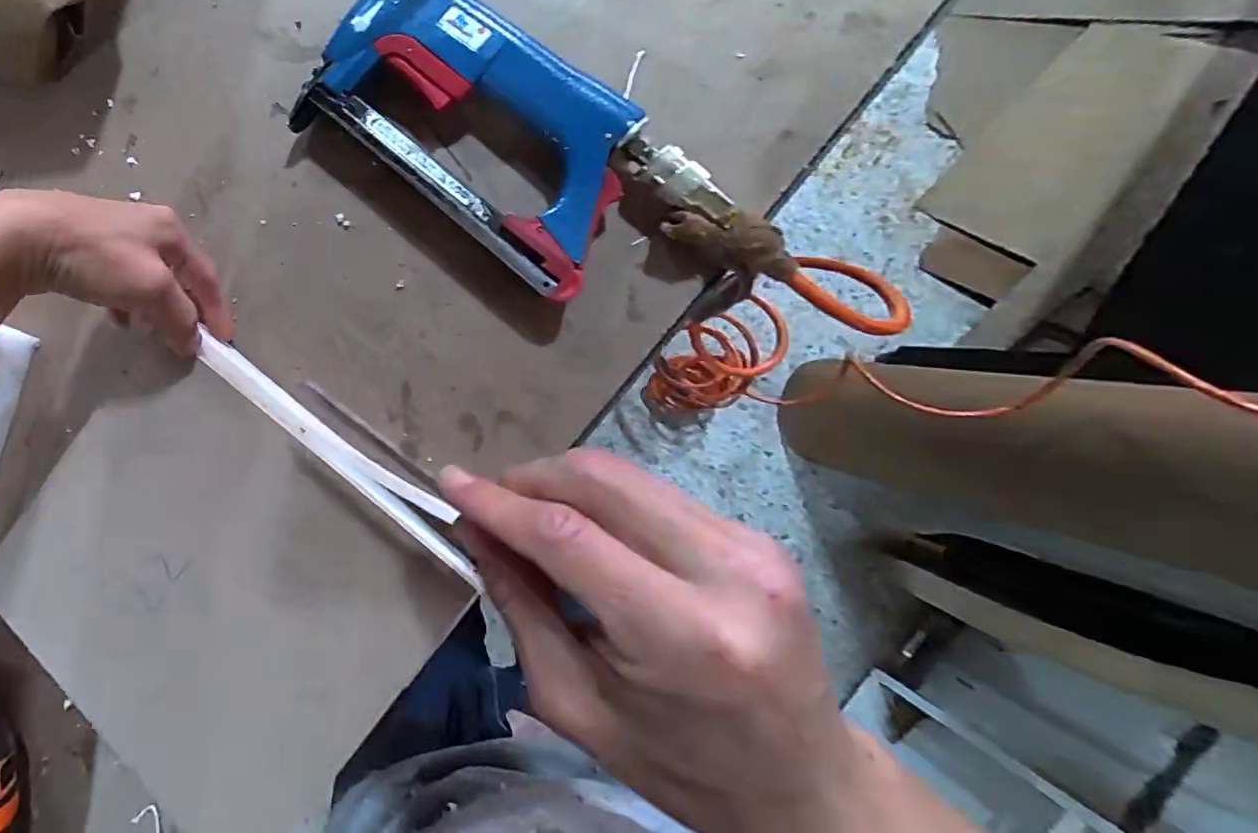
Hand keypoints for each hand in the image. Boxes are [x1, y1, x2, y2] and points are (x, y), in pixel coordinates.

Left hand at [0, 190, 232, 354]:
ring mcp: (115, 233)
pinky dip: (127, 300)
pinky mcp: (86, 243)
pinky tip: (116, 316)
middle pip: (179, 276)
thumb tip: (193, 341)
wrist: (25, 234)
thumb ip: (178, 314)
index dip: (216, 310)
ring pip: (149, 277)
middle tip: (187, 338)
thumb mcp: (150, 287)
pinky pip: (121, 278)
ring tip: (148, 330)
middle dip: (185, 308)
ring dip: (154, 306)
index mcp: (172, 230)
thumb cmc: (99, 256)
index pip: (206, 276)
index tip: (222, 342)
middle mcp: (149, 226)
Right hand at [440, 450, 962, 832]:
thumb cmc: (680, 765)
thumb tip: (477, 532)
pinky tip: (583, 527)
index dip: (499, 503)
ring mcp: (750, 542)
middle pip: (598, 480)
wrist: (805, 783)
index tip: (451, 481)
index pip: (567, 536)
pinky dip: (601, 498)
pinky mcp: (754, 531)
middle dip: (528, 479)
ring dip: (560, 482)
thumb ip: (521, 608)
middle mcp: (726, 571)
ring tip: (528, 513)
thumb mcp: (576, 705)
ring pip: (624, 474)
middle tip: (490, 503)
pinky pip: (651, 490)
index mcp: (684, 636)